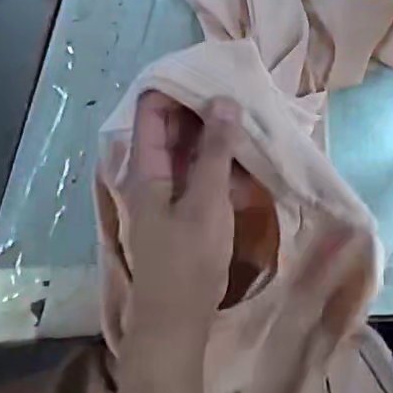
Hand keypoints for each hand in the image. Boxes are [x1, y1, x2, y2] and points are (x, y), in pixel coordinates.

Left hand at [124, 92, 238, 341]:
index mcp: (146, 168)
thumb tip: (223, 100)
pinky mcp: (186, 208)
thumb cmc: (187, 260)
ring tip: (247, 114)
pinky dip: (220, 160)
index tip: (209, 69)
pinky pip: (201, 171)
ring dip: (215, 132)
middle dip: (201, 106)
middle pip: (172, 127)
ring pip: (190, 149)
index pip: (152, 111)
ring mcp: (169, 192)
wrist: (176, 323)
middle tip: (238, 87)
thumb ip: (214, 150)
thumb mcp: (205, 201)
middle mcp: (153, 174)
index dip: (175, 87)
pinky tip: (245, 157)